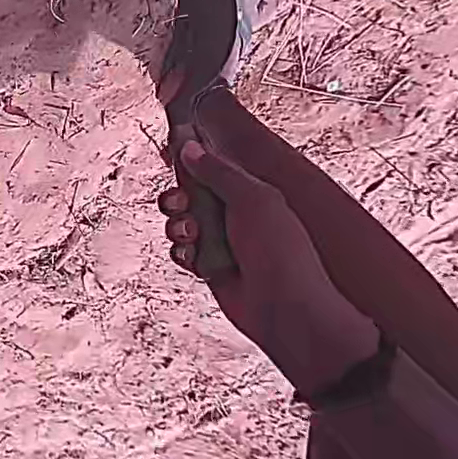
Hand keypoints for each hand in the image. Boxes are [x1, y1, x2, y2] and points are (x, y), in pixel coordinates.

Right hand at [162, 139, 378, 394]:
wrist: (286, 311)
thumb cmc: (281, 254)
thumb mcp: (252, 199)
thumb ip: (218, 171)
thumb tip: (190, 147)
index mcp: (248, 190)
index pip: (210, 163)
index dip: (188, 157)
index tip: (171, 151)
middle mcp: (232, 212)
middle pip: (187, 192)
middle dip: (177, 196)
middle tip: (181, 203)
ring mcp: (219, 240)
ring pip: (179, 221)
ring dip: (178, 226)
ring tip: (192, 236)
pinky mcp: (208, 265)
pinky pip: (181, 250)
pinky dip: (182, 253)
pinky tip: (194, 259)